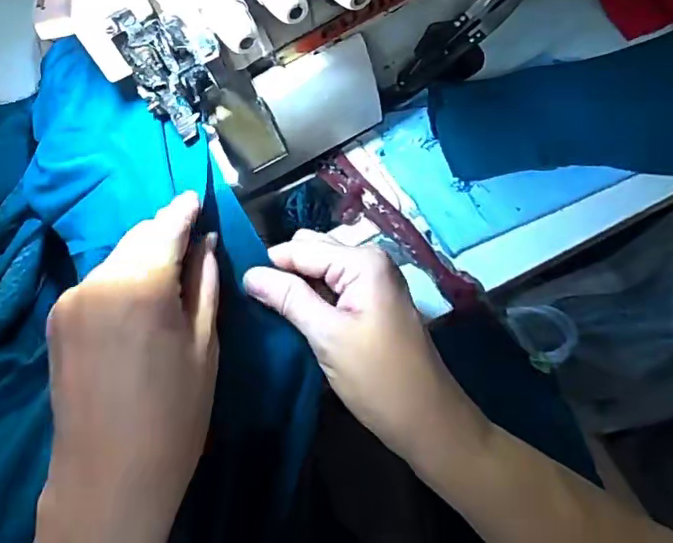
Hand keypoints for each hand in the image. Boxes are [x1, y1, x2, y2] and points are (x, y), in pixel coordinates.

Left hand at [37, 192, 219, 542]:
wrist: (105, 481)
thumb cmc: (171, 418)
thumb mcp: (203, 347)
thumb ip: (204, 283)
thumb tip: (204, 242)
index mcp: (139, 286)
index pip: (166, 227)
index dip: (183, 210)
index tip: (195, 197)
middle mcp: (99, 280)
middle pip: (138, 237)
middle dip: (163, 234)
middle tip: (188, 243)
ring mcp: (71, 298)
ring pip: (117, 257)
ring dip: (141, 257)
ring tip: (164, 277)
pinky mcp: (56, 316)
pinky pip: (97, 280)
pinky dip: (119, 279)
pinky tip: (134, 303)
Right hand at [243, 231, 486, 461]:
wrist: (431, 424)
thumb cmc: (379, 380)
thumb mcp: (327, 336)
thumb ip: (288, 298)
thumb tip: (249, 273)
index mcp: (362, 260)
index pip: (300, 248)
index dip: (270, 267)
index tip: (241, 287)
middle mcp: (370, 259)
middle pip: (311, 252)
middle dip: (285, 272)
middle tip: (259, 302)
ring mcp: (374, 280)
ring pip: (320, 269)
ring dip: (299, 286)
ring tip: (274, 310)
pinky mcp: (373, 300)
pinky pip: (334, 285)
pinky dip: (315, 297)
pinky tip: (300, 318)